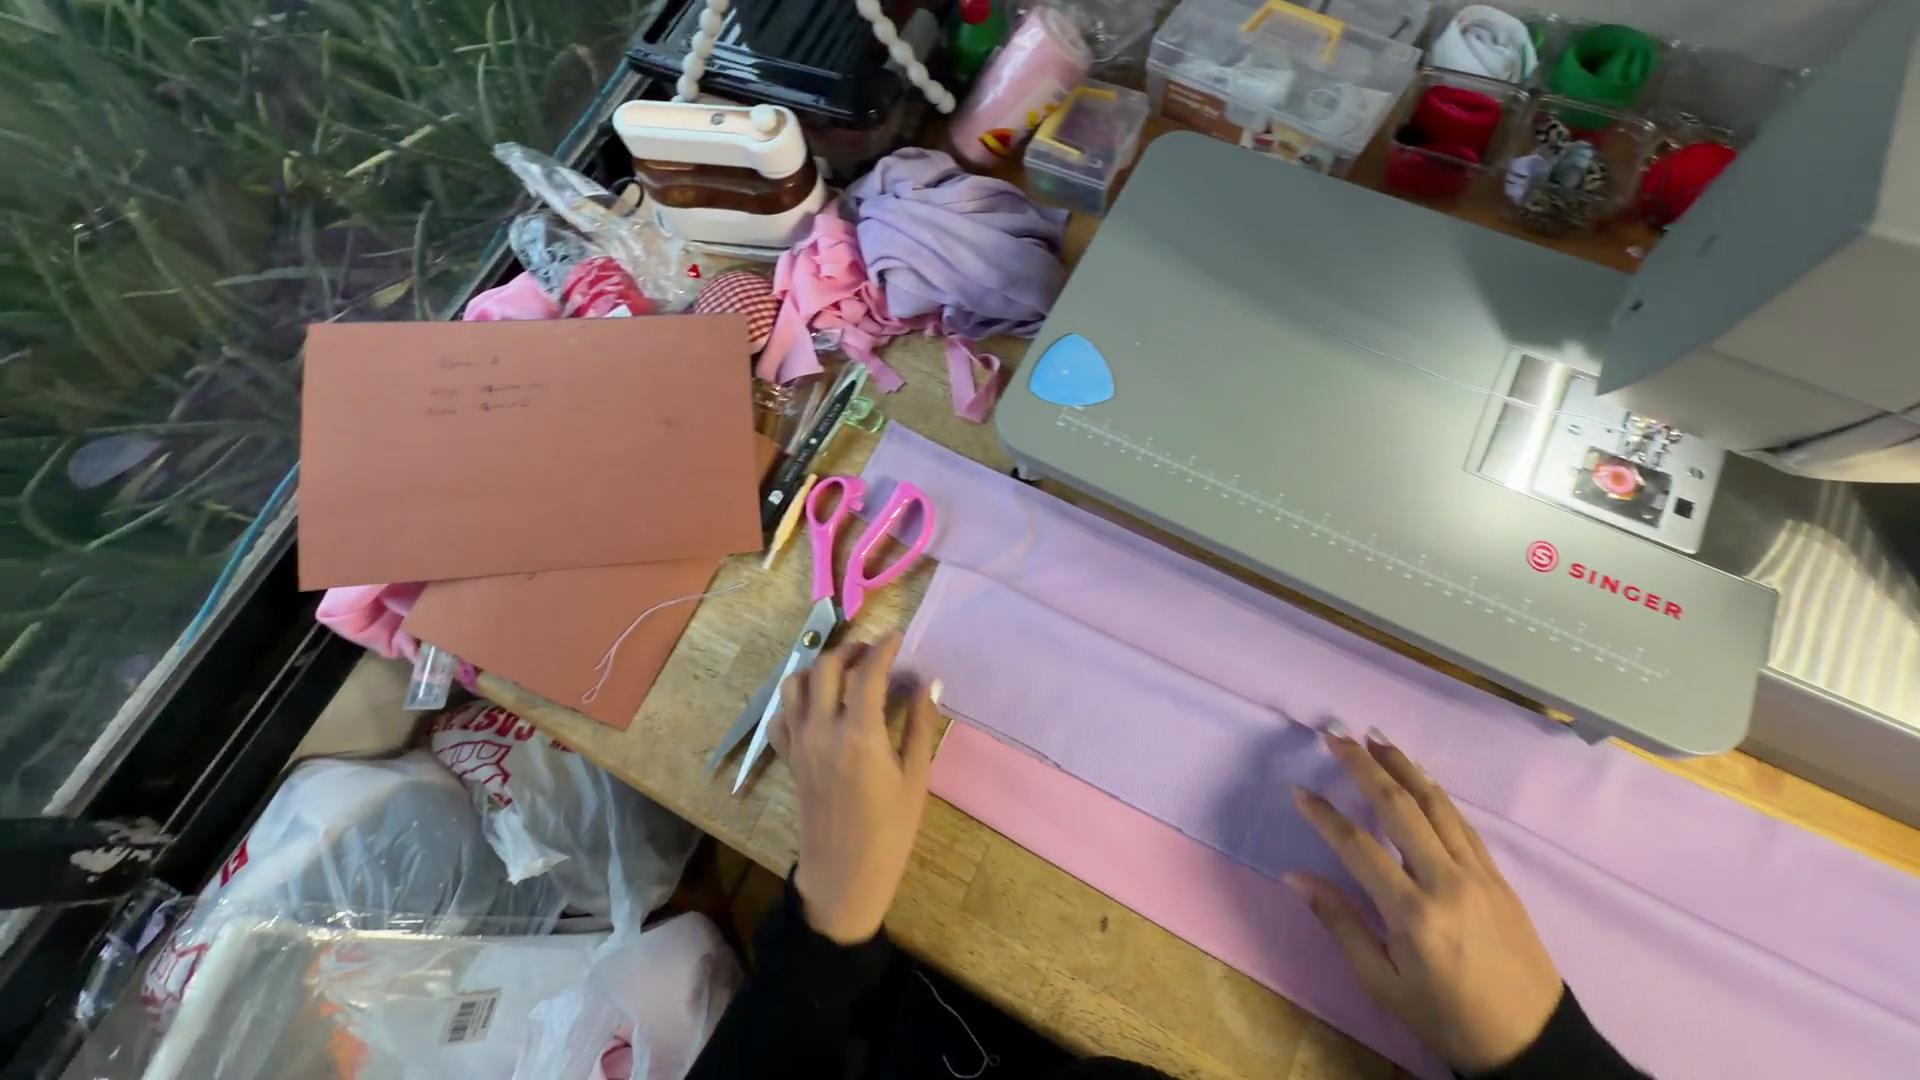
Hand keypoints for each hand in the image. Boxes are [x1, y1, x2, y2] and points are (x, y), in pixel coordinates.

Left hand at [770, 632, 942, 944]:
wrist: (843, 875)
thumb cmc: (889, 830)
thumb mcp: (915, 777)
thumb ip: (919, 725)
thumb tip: (925, 683)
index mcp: (859, 735)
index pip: (867, 672)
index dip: (882, 648)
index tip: (896, 637)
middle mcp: (822, 730)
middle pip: (825, 667)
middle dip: (849, 650)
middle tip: (871, 653)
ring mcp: (799, 743)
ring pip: (794, 684)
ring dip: (818, 668)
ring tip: (843, 673)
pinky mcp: (788, 757)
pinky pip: (780, 715)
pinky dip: (795, 699)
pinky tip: (817, 705)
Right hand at [1288, 727, 1563, 1074]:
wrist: (1535, 1046)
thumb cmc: (1447, 1018)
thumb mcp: (1383, 982)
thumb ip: (1340, 922)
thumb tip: (1295, 876)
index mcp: (1413, 913)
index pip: (1358, 846)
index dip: (1325, 815)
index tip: (1299, 791)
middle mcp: (1446, 882)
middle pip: (1400, 808)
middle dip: (1364, 767)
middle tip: (1337, 736)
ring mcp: (1478, 876)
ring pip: (1436, 806)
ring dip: (1404, 767)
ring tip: (1375, 739)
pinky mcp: (1499, 878)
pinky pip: (1463, 824)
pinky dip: (1436, 794)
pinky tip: (1420, 777)